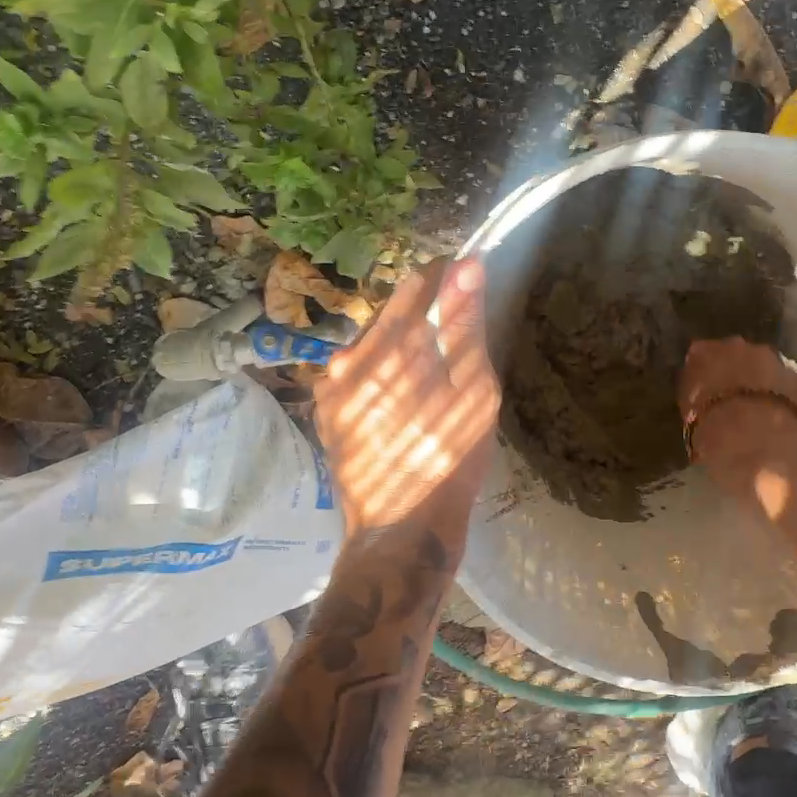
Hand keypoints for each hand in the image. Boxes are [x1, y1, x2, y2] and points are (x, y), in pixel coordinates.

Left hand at [316, 259, 499, 543]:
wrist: (401, 531)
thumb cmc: (449, 461)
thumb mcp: (472, 391)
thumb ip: (464, 325)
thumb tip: (467, 265)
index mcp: (389, 345)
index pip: (419, 283)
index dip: (450, 282)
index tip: (470, 294)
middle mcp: (349, 355)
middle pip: (394, 312)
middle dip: (426, 320)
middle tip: (455, 354)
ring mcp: (330, 385)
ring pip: (374, 343)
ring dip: (402, 349)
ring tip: (431, 385)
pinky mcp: (325, 410)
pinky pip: (358, 374)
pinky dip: (383, 376)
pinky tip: (403, 406)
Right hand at [679, 338, 796, 466]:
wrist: (751, 432)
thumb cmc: (706, 422)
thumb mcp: (685, 407)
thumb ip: (692, 391)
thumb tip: (697, 391)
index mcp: (702, 350)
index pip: (700, 354)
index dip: (703, 370)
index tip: (702, 385)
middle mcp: (735, 345)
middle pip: (734, 353)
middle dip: (733, 368)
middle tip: (731, 392)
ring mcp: (767, 356)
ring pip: (761, 363)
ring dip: (758, 377)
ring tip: (754, 403)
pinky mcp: (793, 375)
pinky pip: (782, 380)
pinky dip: (779, 390)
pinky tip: (774, 410)